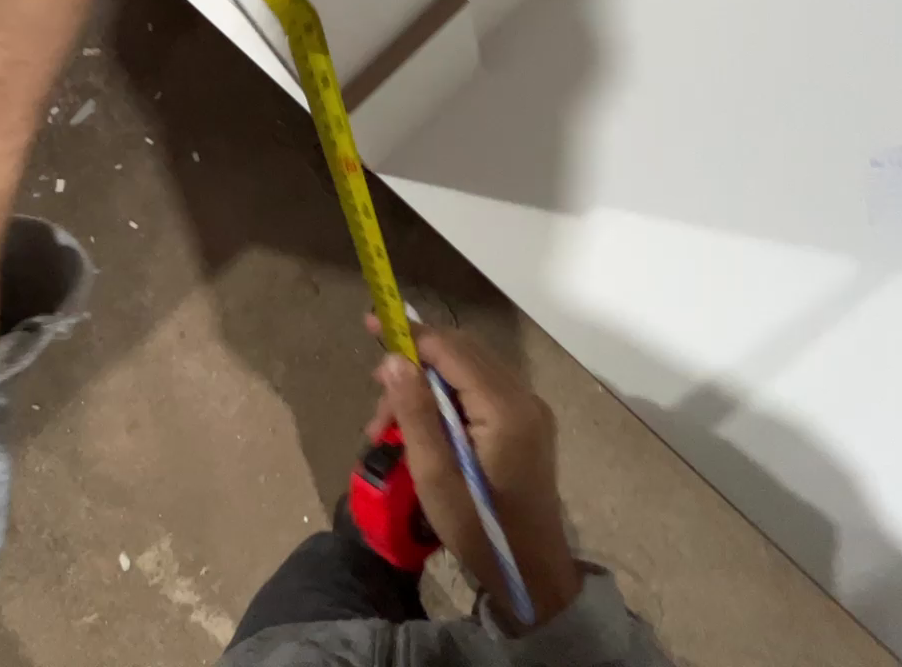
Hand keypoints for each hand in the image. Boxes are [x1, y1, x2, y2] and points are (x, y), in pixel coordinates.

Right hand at [365, 318, 582, 629]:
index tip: (369, 324)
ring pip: (464, 370)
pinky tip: (418, 426)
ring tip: (389, 425)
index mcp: (505, 409)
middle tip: (376, 392)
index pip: (450, 348)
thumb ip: (415, 411)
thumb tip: (394, 358)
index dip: (408, 334)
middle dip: (412, 364)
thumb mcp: (435, 475)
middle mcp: (522, 399)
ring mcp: (527, 411)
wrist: (532, 577)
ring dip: (423, 385)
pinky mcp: (522, 424)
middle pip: (459, 352)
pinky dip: (442, 398)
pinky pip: (475, 390)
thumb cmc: (480, 529)